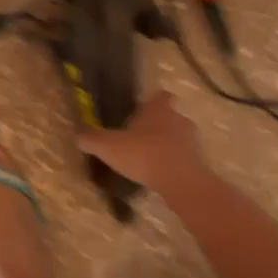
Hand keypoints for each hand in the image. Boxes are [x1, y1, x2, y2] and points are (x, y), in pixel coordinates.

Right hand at [78, 91, 208, 189]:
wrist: (180, 182)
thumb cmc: (143, 154)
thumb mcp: (108, 146)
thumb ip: (91, 139)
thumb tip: (78, 136)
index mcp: (158, 109)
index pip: (161, 96)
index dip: (154, 101)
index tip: (144, 109)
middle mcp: (178, 119)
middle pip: (171, 116)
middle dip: (159, 125)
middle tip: (141, 137)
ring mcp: (192, 142)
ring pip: (180, 137)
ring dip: (169, 145)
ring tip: (151, 159)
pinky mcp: (199, 163)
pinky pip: (185, 158)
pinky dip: (175, 163)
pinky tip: (161, 175)